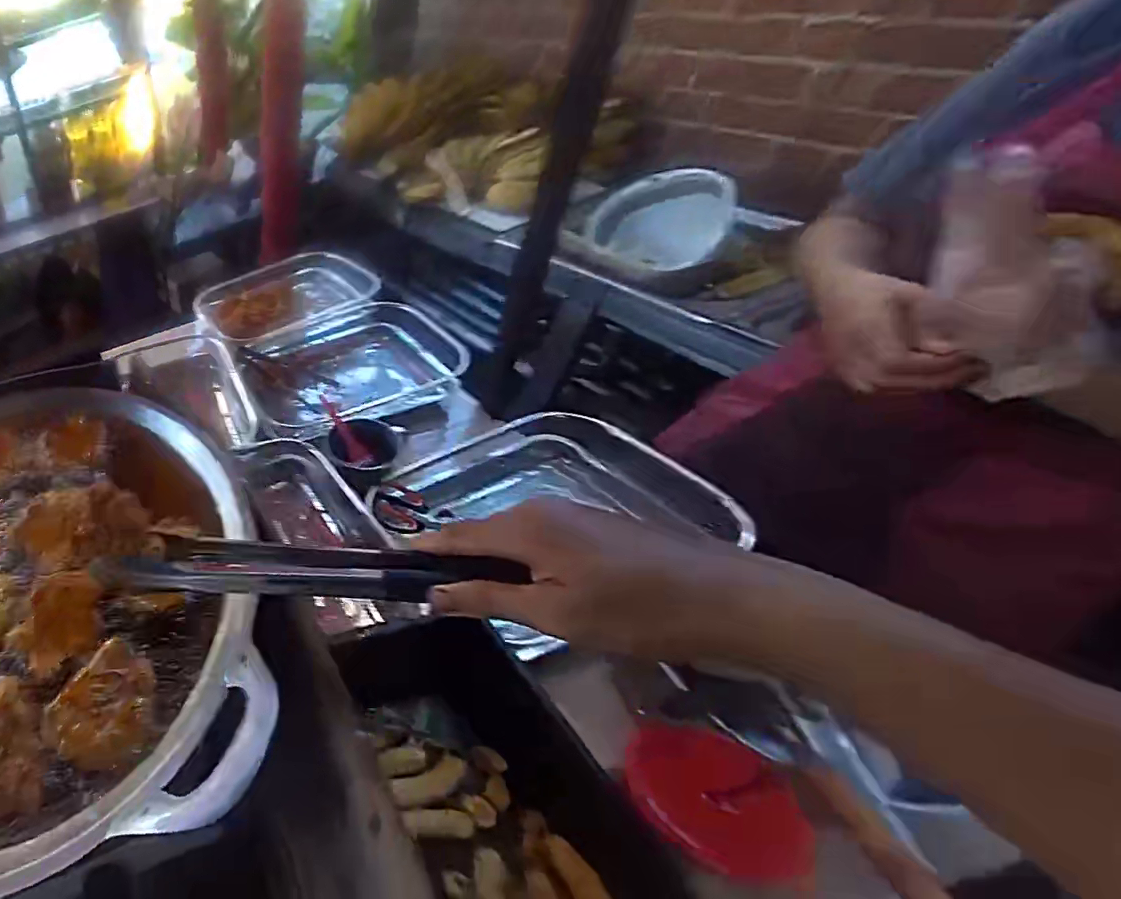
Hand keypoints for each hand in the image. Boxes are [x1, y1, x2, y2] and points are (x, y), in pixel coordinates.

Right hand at [413, 498, 764, 661]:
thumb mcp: (555, 614)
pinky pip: (535, 536)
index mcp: (522, 526)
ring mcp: (567, 510)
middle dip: (453, 558)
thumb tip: (434, 594)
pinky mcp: (590, 522)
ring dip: (487, 560)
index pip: (455, 535)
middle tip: (432, 592)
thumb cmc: (634, 612)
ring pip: (509, 534)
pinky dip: (517, 558)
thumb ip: (489, 598)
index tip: (393, 563)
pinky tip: (524, 583)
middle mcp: (537, 506)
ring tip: (472, 593)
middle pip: (480, 532)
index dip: (424, 550)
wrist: (727, 599)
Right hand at [816, 267, 983, 393]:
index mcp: (860, 334)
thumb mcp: (909, 296)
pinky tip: (927, 377)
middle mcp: (847, 355)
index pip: (899, 362)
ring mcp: (842, 366)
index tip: (972, 356)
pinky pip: (878, 387)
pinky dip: (906, 385)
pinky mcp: (843, 371)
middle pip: (895, 380)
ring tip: (958, 376)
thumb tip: (955, 348)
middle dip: (939, 378)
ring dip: (924, 384)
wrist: (832, 292)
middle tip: (977, 371)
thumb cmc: (871, 289)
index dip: (937, 364)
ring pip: (888, 387)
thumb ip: (930, 322)